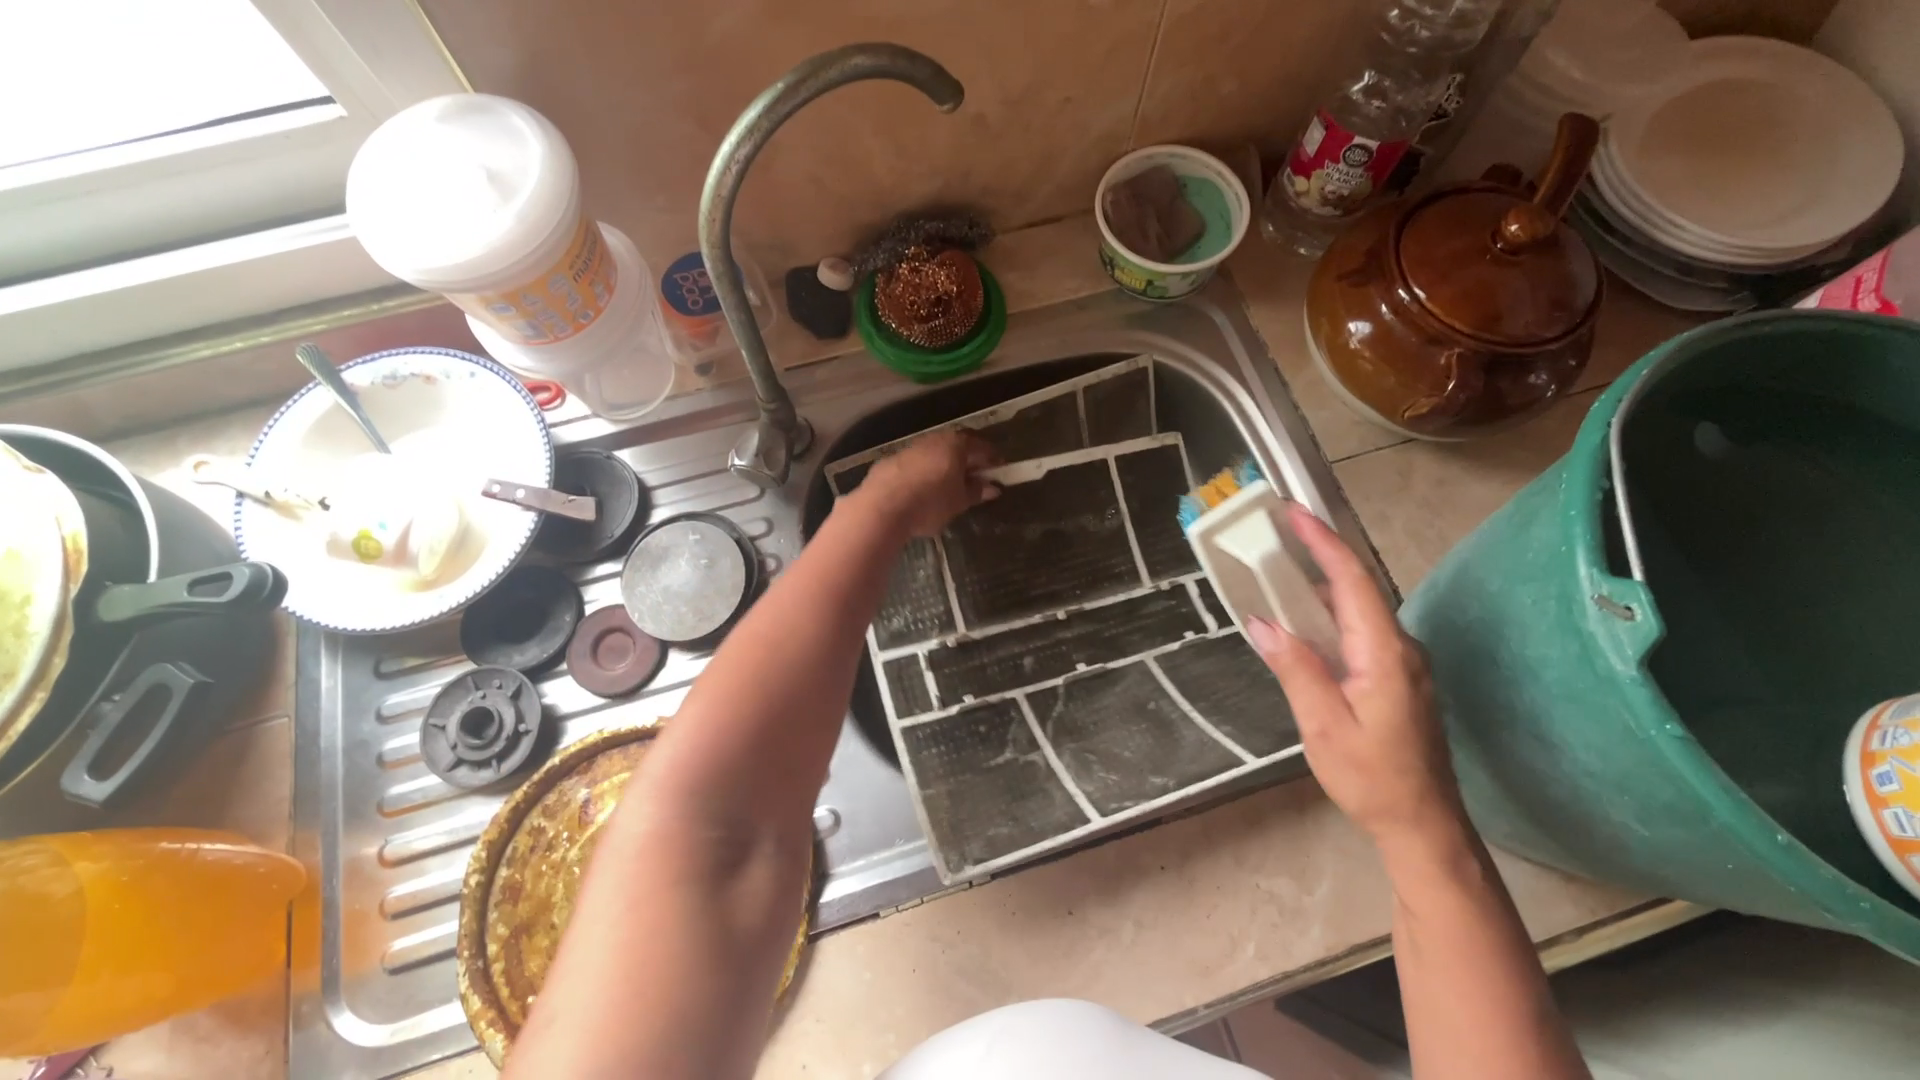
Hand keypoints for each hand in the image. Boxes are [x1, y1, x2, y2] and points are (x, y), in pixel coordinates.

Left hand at [856, 430, 1001, 537]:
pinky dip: (924, 473)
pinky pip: (915, 465)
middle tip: (976, 478)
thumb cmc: (929, 503)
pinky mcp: (889, 462)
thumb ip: (976, 491)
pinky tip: (922, 490)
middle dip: (967, 461)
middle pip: (956, 446)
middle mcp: (932, 440)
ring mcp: (908, 449)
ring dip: (944, 466)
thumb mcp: (958, 502)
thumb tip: (992, 487)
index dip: (992, 458)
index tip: (1000, 469)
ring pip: (933, 454)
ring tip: (949, 486)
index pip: (980, 446)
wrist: (881, 508)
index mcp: (954, 445)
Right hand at [1243, 504, 1466, 848]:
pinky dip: (1331, 617)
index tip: (1293, 513)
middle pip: (1359, 588)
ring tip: (1282, 573)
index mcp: (1384, 653)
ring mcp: (1404, 664)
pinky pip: (1362, 633)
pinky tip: (1306, 625)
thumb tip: (1263, 623)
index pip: (1353, 581)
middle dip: (1319, 556)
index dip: (1323, 543)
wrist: (1422, 823)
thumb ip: (1296, 669)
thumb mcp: (1324, 725)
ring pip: (1361, 611)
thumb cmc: (1371, 777)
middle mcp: (1401, 648)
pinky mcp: (1399, 679)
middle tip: (1277, 535)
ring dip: (1323, 587)